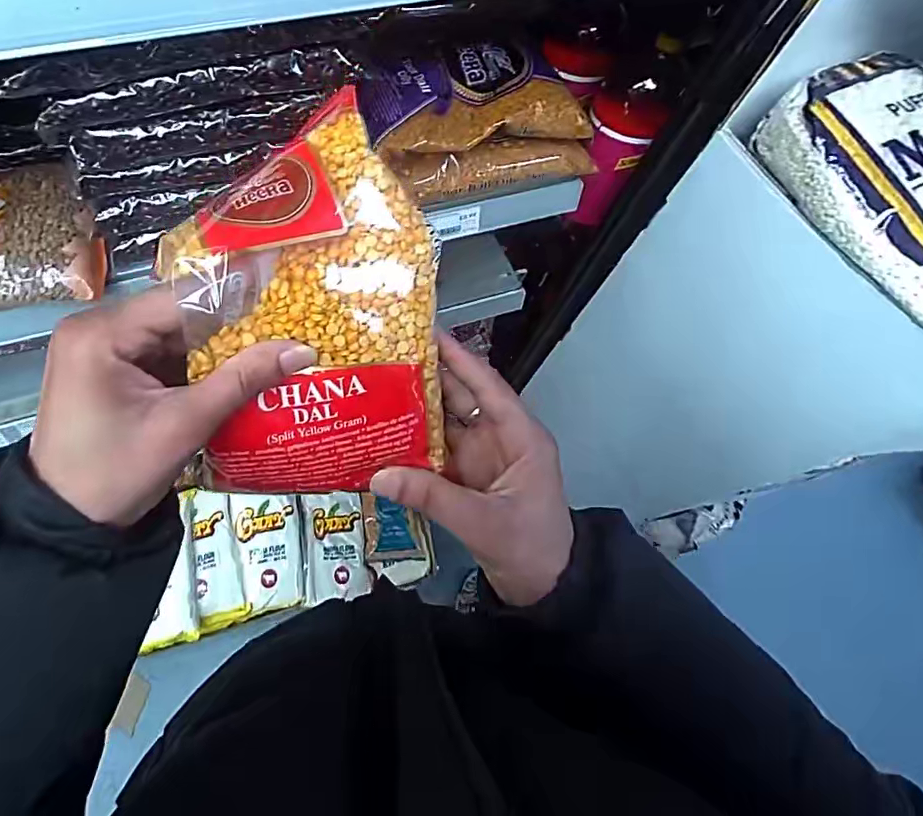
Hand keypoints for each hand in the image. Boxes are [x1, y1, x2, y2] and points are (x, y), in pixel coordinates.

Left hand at [30, 286, 315, 526]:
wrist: (65, 526)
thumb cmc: (115, 475)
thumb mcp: (183, 425)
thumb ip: (242, 380)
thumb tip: (301, 350)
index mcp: (101, 332)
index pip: (180, 297)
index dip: (234, 288)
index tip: (280, 277)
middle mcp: (95, 327)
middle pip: (176, 312)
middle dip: (230, 320)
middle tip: (284, 316)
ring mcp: (99, 347)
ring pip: (173, 332)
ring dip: (216, 342)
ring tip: (268, 340)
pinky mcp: (108, 367)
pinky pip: (162, 352)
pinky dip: (195, 361)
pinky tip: (233, 366)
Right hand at [370, 332, 571, 605]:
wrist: (545, 590)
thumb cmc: (531, 547)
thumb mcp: (483, 522)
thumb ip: (432, 496)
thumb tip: (378, 475)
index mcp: (518, 435)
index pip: (486, 385)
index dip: (458, 357)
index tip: (428, 332)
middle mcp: (498, 437)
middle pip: (460, 397)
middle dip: (428, 375)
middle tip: (388, 354)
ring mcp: (480, 457)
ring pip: (444, 423)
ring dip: (415, 407)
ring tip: (378, 386)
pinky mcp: (465, 477)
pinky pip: (434, 452)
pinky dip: (411, 443)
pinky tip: (384, 433)